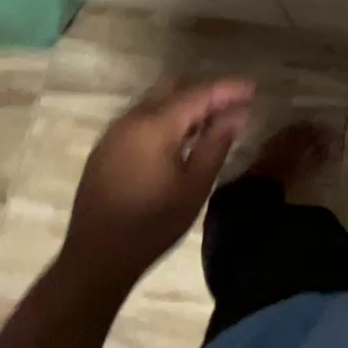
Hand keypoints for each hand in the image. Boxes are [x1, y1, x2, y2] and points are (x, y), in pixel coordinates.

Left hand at [62, 77, 254, 282]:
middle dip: (205, 92)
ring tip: (209, 125)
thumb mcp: (194, 187)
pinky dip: (165, 120)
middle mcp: (132, 118)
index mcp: (155, 125)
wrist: (95, 259)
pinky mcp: (106, 147)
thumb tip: (237, 115)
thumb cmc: (152, 225)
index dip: (228, 89)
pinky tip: (178, 142)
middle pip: (175, 87)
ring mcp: (115, 132)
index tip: (253, 88)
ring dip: (184, 106)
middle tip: (231, 108)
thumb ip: (216, 144)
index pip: (199, 94)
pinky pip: (141, 119)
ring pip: (156, 101)